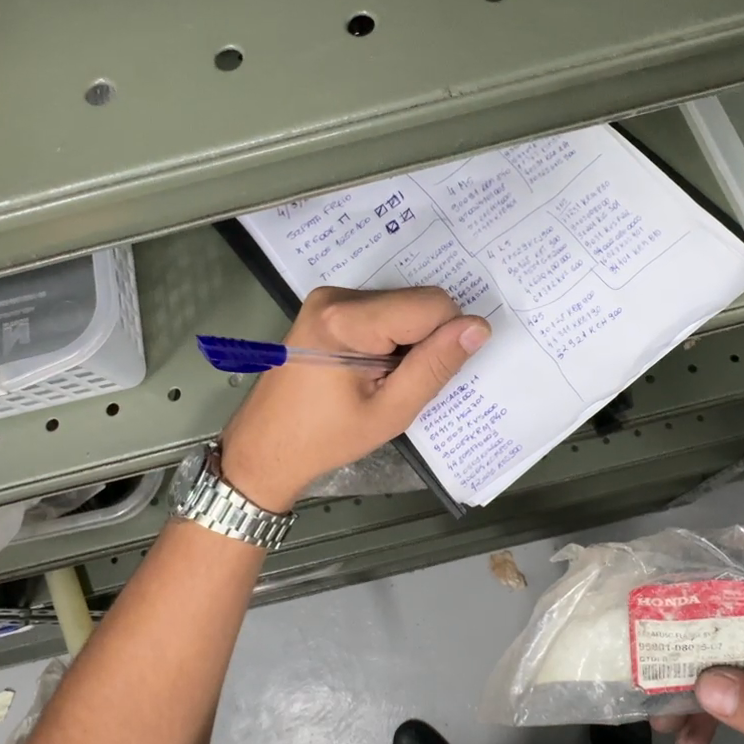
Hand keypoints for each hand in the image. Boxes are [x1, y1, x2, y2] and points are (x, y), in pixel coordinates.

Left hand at [218, 286, 490, 512]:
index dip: (445, 339)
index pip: (433, 304)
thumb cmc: (325, 438)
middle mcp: (335, 296)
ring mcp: (327, 298)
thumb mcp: (391, 411)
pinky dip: (388, 336)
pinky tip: (368, 368)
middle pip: (415, 301)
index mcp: (347, 319)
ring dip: (405, 340)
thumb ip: (435, 366)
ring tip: (379, 378)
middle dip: (423, 340)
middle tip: (398, 381)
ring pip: (401, 305)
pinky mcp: (324, 306)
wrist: (264, 448)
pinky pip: (380, 309)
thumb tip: (478, 327)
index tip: (424, 376)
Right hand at [650, 553, 743, 743]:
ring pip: (728, 642)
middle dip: (694, 628)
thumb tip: (704, 684)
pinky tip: (690, 736)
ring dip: (692, 674)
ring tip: (663, 716)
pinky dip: (707, 704)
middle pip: (743, 602)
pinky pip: (730, 679)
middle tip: (647, 648)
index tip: (678, 571)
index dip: (736, 558)